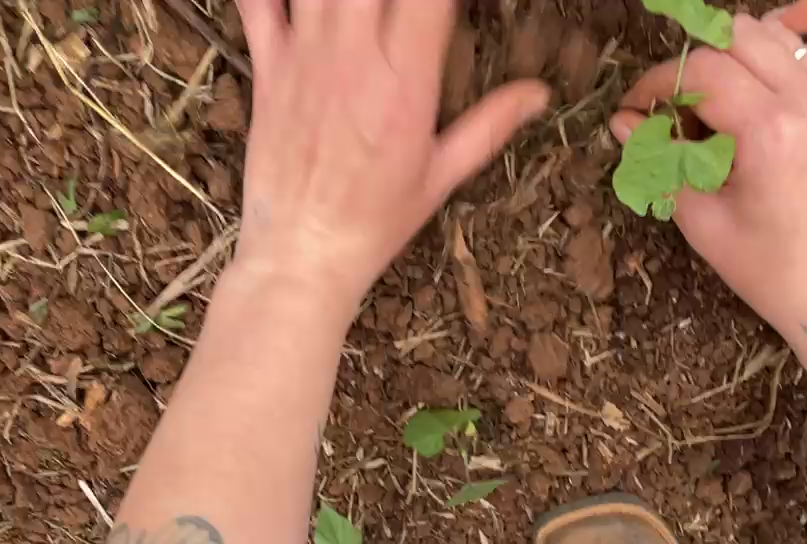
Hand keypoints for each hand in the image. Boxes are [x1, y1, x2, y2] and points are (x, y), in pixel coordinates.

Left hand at [234, 0, 550, 313]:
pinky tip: (300, 0)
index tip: (455, 7)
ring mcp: (305, 52)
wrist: (303, 254)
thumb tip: (539, 94)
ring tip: (367, 7)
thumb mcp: (440, 179)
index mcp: (406, 78)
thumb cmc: (375, 224)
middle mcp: (355, 51)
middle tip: (407, 9)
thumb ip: (489, 126)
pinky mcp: (267, 65)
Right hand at [610, 0, 806, 331]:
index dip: (655, 84)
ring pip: (773, 32)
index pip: (699, 71)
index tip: (633, 110)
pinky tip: (780, 37)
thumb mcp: (700, 222)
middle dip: (687, 66)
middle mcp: (804, 98)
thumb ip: (661, 164)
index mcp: (765, 130)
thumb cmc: (764, 267)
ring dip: (729, 51)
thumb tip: (622, 125)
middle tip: (668, 110)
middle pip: (732, 39)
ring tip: (709, 95)